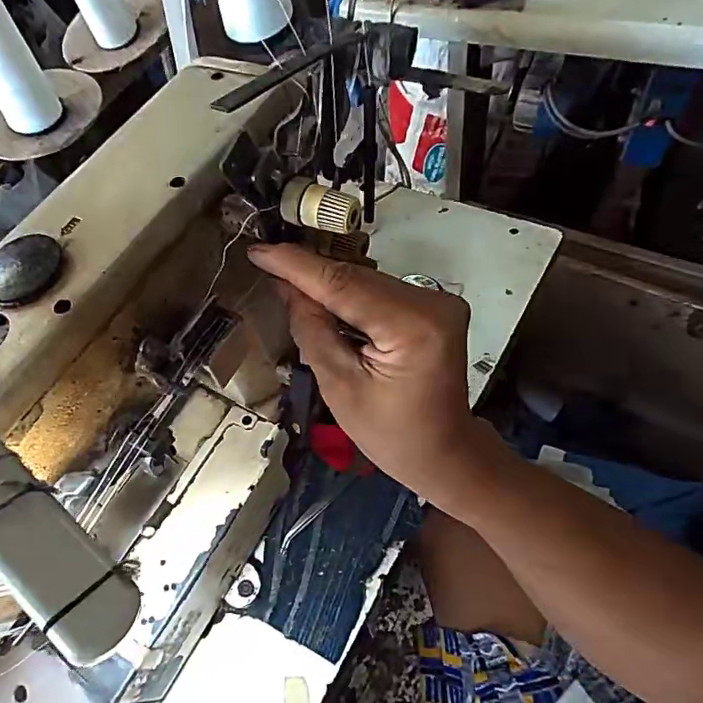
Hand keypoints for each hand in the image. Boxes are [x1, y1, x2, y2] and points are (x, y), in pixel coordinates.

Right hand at [248, 243, 496, 500]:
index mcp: (414, 327)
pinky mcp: (431, 306)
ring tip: (281, 280)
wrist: (443, 452)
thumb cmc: (390, 434)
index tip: (259, 251)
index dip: (296, 266)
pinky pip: (376, 291)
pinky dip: (343, 294)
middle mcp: (433, 302)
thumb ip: (312, 331)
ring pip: (364, 281)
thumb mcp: (339, 386)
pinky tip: (315, 297)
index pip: (344, 285)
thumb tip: (287, 288)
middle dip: (307, 273)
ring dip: (323, 282)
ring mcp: (437, 301)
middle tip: (262, 263)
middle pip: (356, 278)